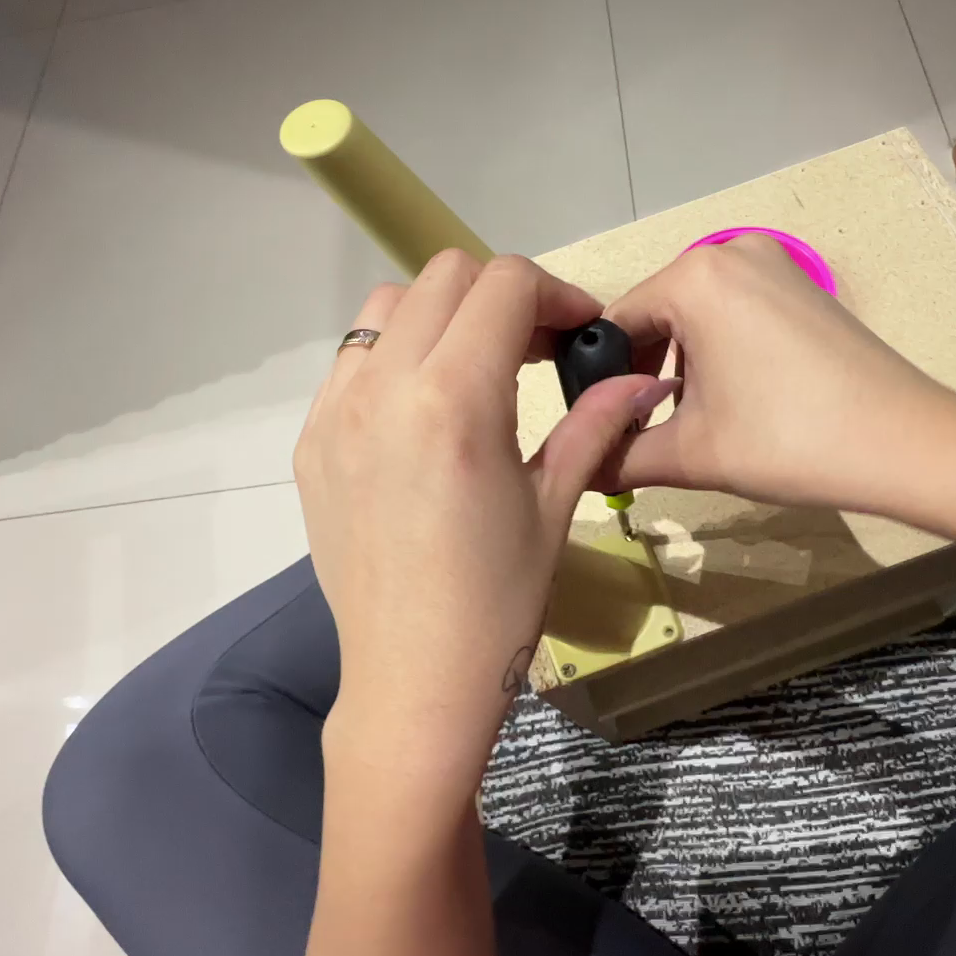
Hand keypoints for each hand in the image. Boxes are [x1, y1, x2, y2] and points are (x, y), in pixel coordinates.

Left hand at [293, 251, 670, 788]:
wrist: (414, 678)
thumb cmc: (500, 602)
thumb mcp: (554, 507)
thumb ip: (595, 426)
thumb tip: (645, 382)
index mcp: (453, 401)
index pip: (503, 285)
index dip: (556, 293)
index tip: (582, 332)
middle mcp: (382, 389)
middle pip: (443, 278)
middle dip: (502, 296)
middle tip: (537, 349)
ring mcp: (334, 413)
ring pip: (387, 309)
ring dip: (442, 316)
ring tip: (477, 370)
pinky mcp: (310, 443)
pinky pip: (351, 363)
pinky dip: (396, 357)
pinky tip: (425, 411)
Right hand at [602, 234, 950, 514]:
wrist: (904, 445)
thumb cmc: (785, 441)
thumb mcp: (689, 454)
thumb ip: (620, 458)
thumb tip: (583, 469)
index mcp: (694, 277)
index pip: (616, 323)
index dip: (599, 378)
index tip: (600, 424)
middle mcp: (731, 251)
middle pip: (658, 315)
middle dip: (643, 373)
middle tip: (642, 430)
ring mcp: (775, 264)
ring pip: (698, 315)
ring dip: (682, 365)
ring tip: (690, 421)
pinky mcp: (804, 287)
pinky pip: (737, 312)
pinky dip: (720, 352)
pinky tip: (736, 399)